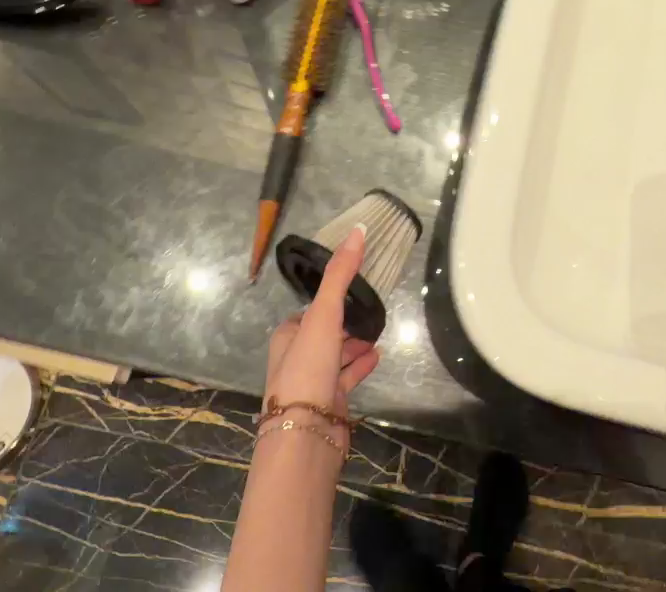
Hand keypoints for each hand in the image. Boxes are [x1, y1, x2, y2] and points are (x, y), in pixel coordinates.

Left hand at [264, 225, 380, 427]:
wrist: (306, 435)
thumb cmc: (308, 369)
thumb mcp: (323, 315)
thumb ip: (340, 275)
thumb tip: (358, 229)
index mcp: (287, 336)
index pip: (310, 311)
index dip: (330, 300)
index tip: (353, 290)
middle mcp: (297, 358)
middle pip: (324, 333)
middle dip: (345, 323)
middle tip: (371, 309)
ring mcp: (314, 383)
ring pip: (337, 356)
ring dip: (355, 344)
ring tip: (378, 332)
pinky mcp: (331, 404)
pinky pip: (348, 378)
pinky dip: (361, 365)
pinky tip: (378, 356)